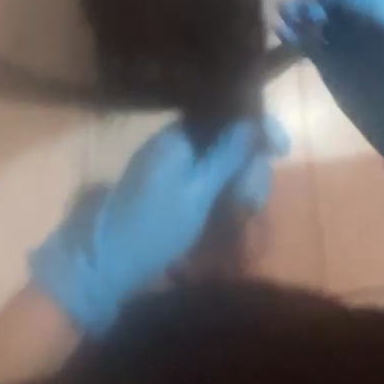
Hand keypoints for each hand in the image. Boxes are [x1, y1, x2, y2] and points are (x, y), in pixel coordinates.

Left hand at [30, 116, 285, 333]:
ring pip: (222, 168)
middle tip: (251, 201)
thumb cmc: (152, 226)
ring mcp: (173, 171)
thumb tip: (254, 118)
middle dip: (249, 167)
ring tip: (242, 215)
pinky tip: (232, 219)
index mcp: (179, 136)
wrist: (104, 267)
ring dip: (239, 187)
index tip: (280, 149)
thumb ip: (227, 154)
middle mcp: (176, 146)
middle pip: (229, 143)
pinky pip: (208, 186)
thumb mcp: (197, 191)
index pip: (227, 116)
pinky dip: (223, 200)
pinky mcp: (171, 195)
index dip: (257, 129)